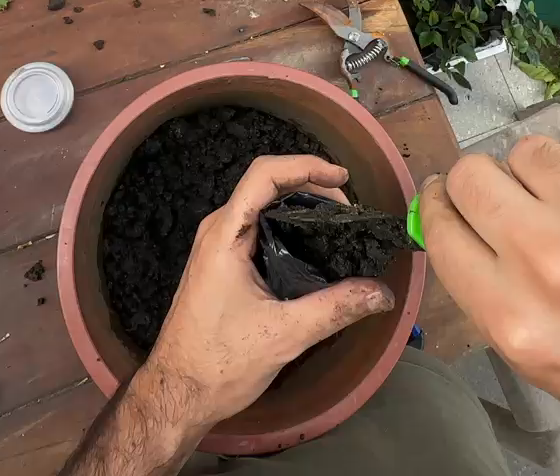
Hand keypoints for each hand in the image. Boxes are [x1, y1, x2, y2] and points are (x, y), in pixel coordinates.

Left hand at [139, 155, 396, 431]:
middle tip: (349, 211)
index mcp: (226, 233)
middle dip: (311, 185)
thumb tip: (383, 292)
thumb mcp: (284, 334)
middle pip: (267, 183)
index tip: (342, 178)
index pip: (264, 174)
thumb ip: (335, 308)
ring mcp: (218, 243)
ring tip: (339, 222)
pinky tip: (313, 244)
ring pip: (263, 203)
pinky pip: (259, 224)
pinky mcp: (223, 260)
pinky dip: (288, 222)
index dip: (304, 166)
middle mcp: (219, 228)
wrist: (176, 394)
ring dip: (300, 203)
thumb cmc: (220, 362)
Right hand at [420, 132, 559, 474]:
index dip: (442, 208)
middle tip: (523, 201)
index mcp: (522, 324)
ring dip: (552, 174)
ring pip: (532, 149)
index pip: (441, 229)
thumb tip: (473, 231)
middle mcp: (551, 260)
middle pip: (471, 174)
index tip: (453, 200)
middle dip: (488, 186)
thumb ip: (511, 299)